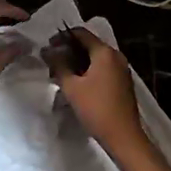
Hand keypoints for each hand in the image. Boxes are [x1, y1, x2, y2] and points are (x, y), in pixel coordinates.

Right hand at [47, 27, 147, 156]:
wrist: (124, 137)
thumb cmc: (96, 109)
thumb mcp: (72, 88)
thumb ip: (59, 65)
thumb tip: (47, 51)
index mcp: (105, 52)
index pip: (81, 33)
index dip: (63, 36)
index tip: (48, 46)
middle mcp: (116, 55)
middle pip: (89, 45)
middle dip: (69, 51)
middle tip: (52, 62)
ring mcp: (121, 69)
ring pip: (96, 58)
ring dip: (78, 62)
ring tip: (61, 74)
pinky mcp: (122, 81)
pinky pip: (103, 68)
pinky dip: (89, 70)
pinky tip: (77, 83)